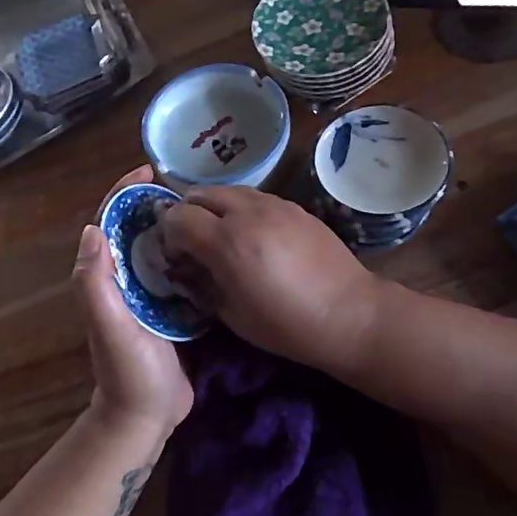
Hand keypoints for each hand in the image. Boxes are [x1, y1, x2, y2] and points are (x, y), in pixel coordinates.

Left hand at [73, 167, 193, 433]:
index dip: (123, 195)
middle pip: (133, 231)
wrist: (147, 416)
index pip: (107, 225)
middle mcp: (122, 282)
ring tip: (201, 209)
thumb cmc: (127, 372)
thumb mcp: (109, 326)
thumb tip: (94, 229)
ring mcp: (146, 296)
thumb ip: (95, 282)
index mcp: (104, 279)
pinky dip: (188, 255)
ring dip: (172, 226)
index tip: (148, 172)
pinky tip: (211, 248)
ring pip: (156, 250)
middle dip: (151, 204)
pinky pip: (176, 273)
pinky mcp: (168, 310)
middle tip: (184, 187)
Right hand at [160, 185, 384, 373]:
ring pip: (227, 190)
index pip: (178, 217)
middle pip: (199, 194)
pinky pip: (253, 197)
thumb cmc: (285, 325)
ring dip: (214, 208)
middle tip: (193, 242)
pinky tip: (252, 235)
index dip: (168, 235)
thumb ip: (201, 282)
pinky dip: (240, 208)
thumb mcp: (231, 314)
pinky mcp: (294, 206)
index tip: (175, 255)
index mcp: (227, 242)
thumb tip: (184, 266)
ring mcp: (274, 205)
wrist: (348, 314)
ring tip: (221, 236)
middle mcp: (247, 213)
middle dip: (187, 214)